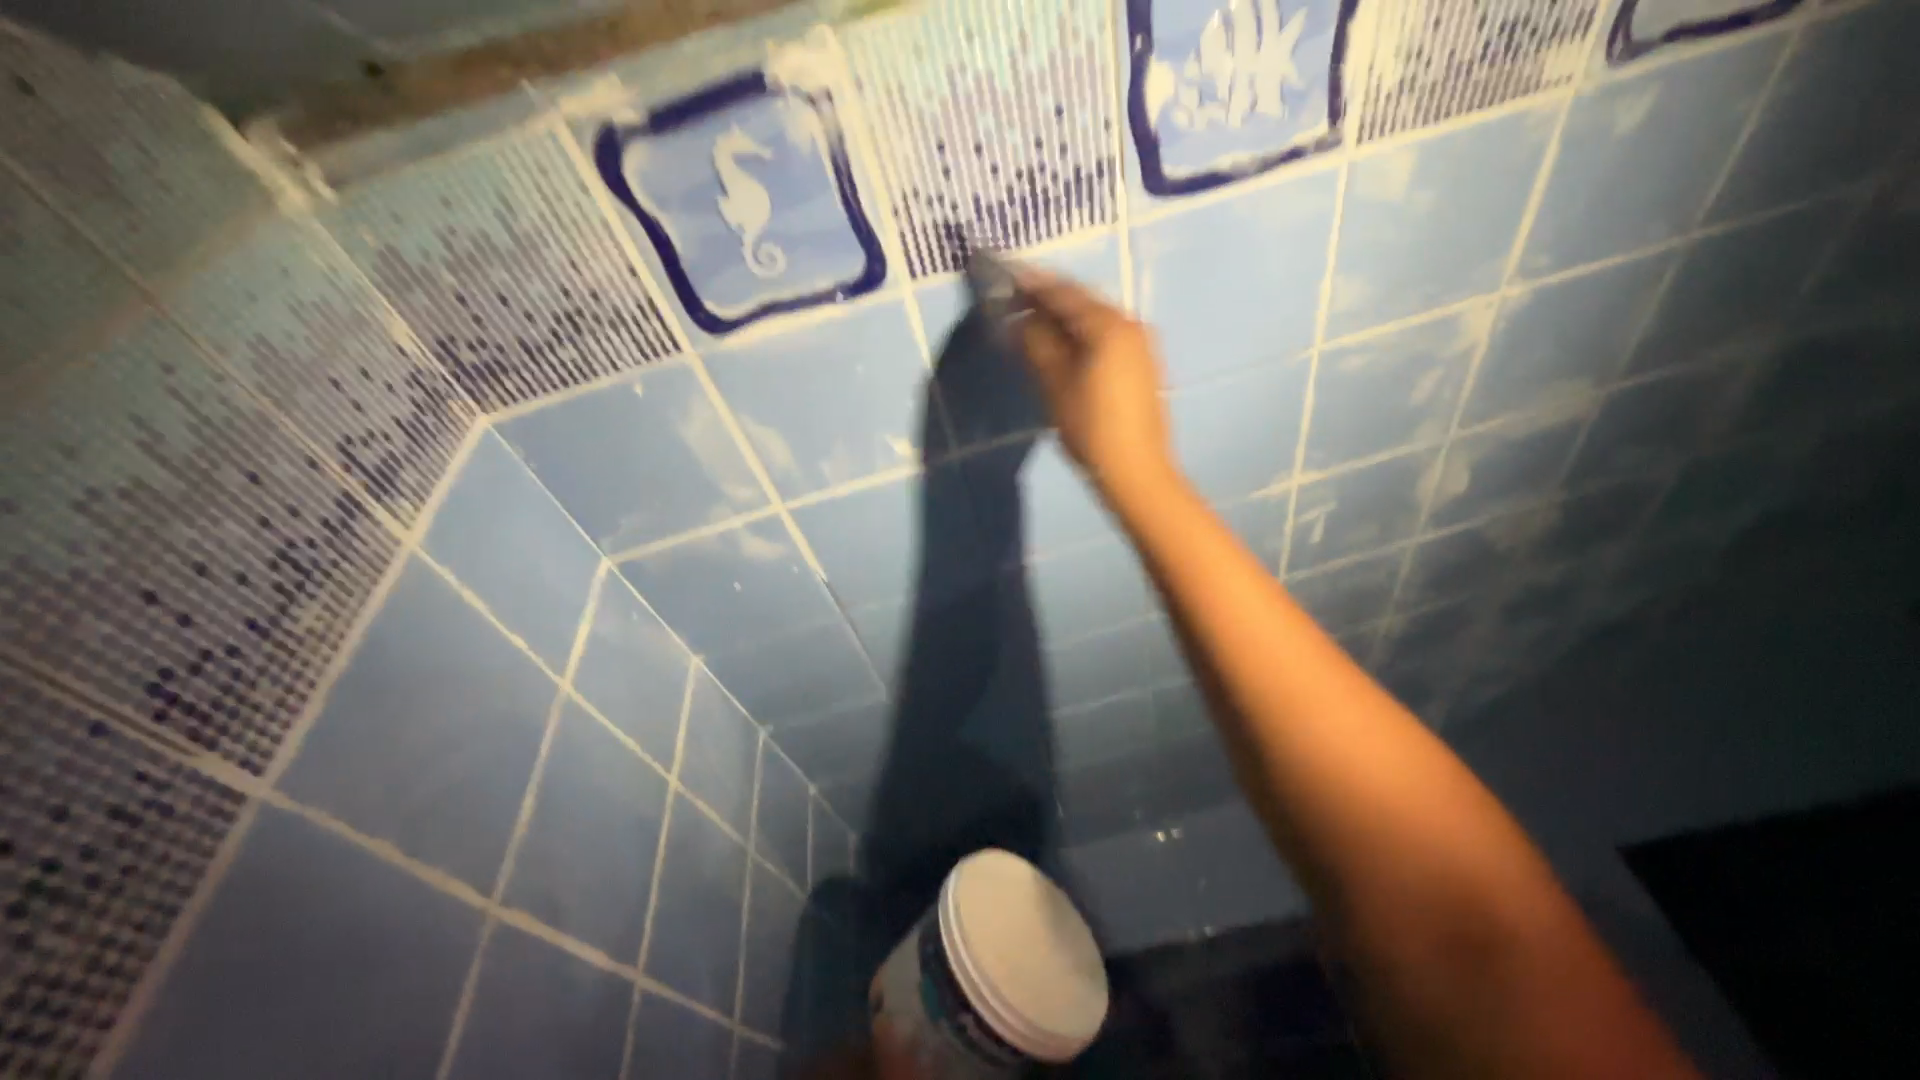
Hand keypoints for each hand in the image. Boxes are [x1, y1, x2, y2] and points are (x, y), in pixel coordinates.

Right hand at [1015, 269, 1178, 506]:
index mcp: (1109, 325)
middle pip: (1081, 300)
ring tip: (1030, 322)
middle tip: (1012, 300)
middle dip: (1046, 299)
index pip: (1062, 292)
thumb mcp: (1055, 385)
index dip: (1030, 283)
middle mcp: (1130, 324)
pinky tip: (1060, 345)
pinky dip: (1080, 333)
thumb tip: (1018, 318)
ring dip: (1063, 316)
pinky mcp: (1143, 363)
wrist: (1137, 471)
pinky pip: (1105, 334)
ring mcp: (1141, 343)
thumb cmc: (1091, 429)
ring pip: (1094, 318)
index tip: (1002, 276)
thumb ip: (1036, 344)